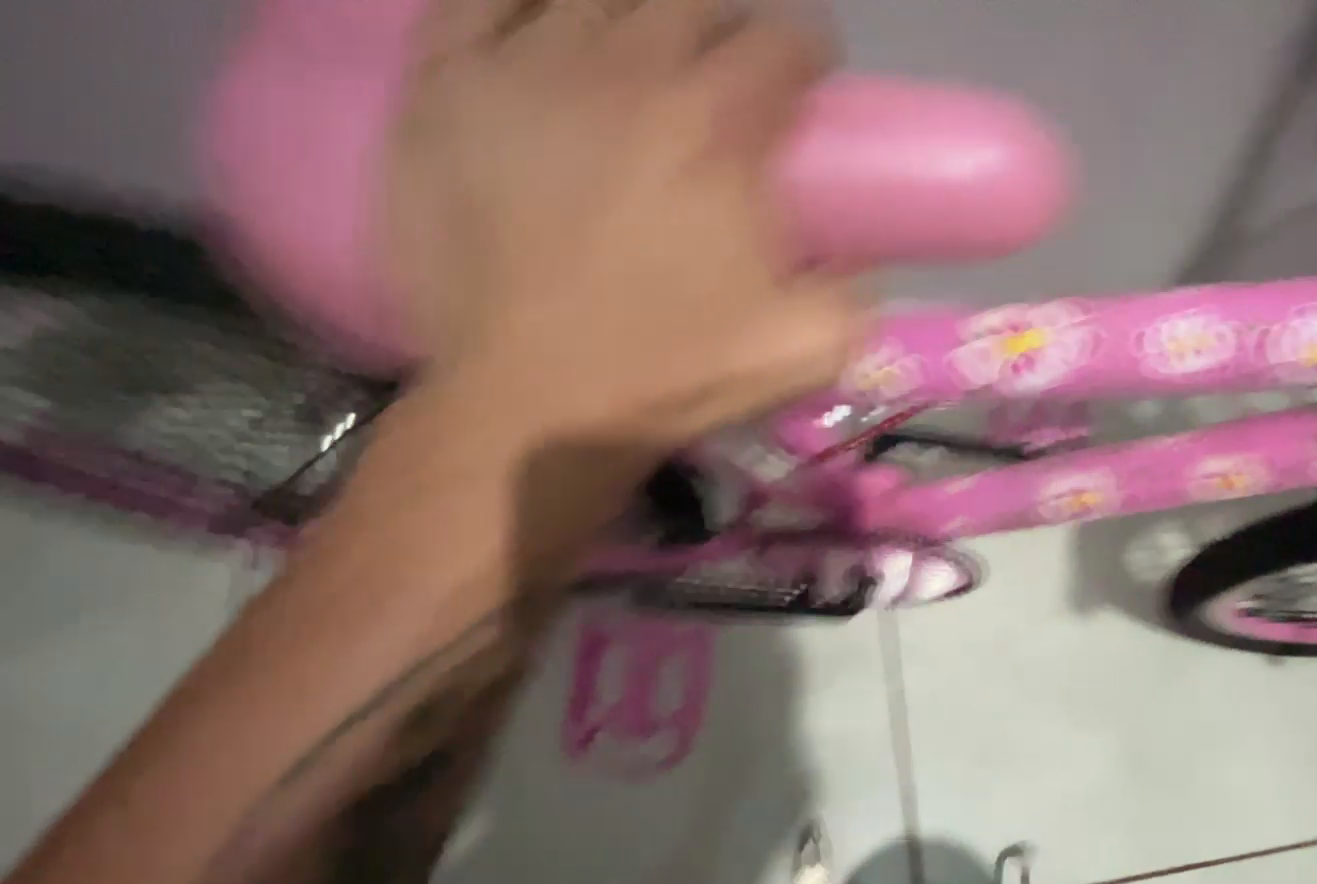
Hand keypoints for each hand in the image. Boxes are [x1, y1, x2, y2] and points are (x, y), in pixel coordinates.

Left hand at [381, 0, 867, 471]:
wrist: (533, 406)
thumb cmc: (670, 376)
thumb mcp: (804, 349)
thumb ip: (856, 290)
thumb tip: (866, 255)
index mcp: (717, 127)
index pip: (783, 40)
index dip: (807, 56)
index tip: (805, 86)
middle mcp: (626, 69)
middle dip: (727, 29)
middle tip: (726, 78)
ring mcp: (526, 63)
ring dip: (640, 15)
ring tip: (643, 61)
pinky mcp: (446, 81)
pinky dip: (528, 5)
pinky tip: (551, 37)